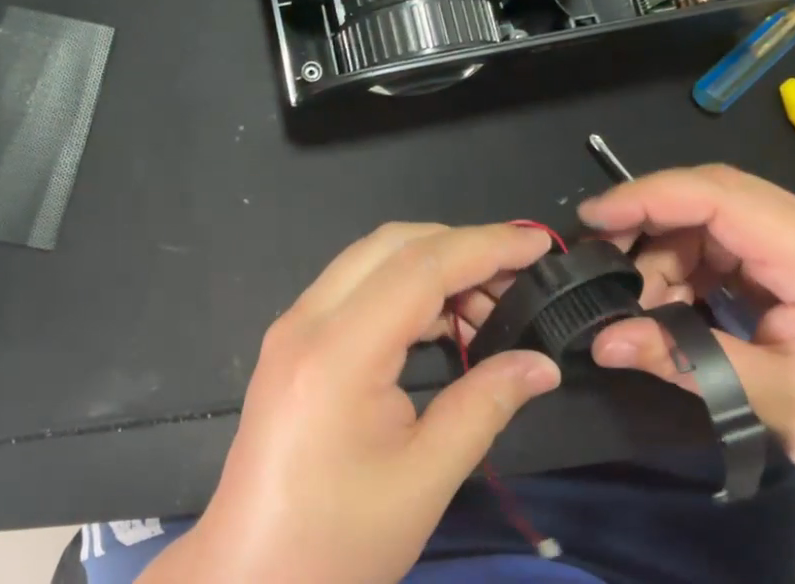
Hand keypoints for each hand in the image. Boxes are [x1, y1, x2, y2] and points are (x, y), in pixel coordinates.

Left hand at [144, 222, 561, 583]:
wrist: (252, 576)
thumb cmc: (339, 538)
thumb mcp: (426, 478)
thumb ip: (485, 406)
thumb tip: (541, 363)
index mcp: (338, 352)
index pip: (420, 267)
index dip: (484, 247)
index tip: (538, 243)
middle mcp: (307, 321)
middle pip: (391, 245)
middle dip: (460, 246)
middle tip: (519, 275)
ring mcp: (292, 328)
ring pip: (370, 260)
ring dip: (431, 265)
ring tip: (489, 306)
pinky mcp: (292, 343)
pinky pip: (353, 288)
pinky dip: (403, 288)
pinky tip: (443, 323)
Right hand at [580, 165, 794, 525]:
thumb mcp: (776, 400)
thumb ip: (685, 358)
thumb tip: (603, 340)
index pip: (720, 195)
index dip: (649, 197)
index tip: (593, 218)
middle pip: (721, 198)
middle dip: (656, 225)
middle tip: (611, 270)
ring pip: (727, 223)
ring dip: (678, 254)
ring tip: (651, 305)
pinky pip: (746, 250)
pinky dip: (704, 271)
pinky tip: (685, 307)